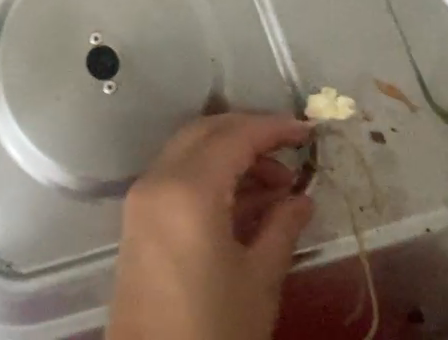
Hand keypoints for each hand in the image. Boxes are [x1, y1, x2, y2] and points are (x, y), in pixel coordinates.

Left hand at [108, 113, 314, 339]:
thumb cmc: (213, 330)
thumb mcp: (259, 281)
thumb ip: (282, 228)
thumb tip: (302, 198)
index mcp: (188, 189)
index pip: (234, 136)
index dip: (273, 128)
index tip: (309, 131)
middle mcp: (158, 180)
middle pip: (205, 133)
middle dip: (249, 135)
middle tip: (292, 154)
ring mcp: (142, 199)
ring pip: (189, 152)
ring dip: (230, 156)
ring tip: (279, 188)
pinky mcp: (138, 220)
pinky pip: (177, 177)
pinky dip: (210, 176)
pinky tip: (247, 203)